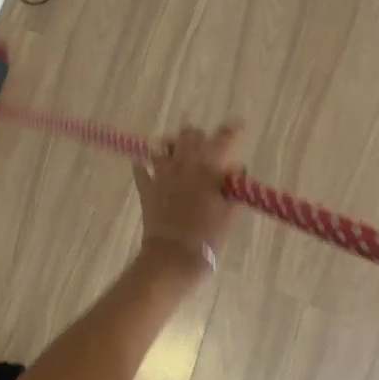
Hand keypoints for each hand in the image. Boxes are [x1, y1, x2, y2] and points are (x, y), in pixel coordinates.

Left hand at [131, 122, 242, 273]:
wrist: (174, 254)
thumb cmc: (209, 236)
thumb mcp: (230, 211)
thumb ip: (234, 186)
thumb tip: (236, 168)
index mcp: (207, 167)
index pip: (222, 139)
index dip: (232, 130)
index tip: (238, 124)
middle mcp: (182, 163)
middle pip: (189, 135)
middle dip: (199, 137)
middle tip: (206, 146)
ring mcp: (160, 173)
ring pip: (162, 144)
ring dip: (171, 145)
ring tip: (177, 152)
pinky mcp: (145, 187)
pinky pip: (140, 167)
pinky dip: (144, 163)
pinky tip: (149, 165)